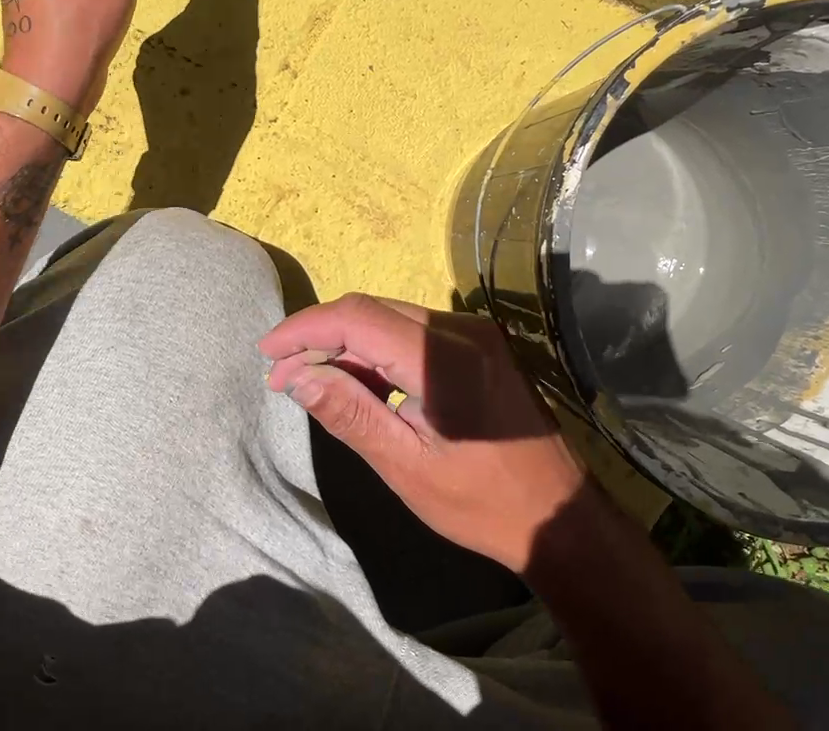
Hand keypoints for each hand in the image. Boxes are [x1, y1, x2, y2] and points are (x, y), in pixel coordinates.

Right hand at [259, 294, 589, 571]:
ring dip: (345, 343)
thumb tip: (295, 376)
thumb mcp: (405, 466)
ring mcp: (475, 333)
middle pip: (370, 311)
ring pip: (389, 317)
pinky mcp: (479, 344)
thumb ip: (348, 413)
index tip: (266, 352)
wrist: (562, 518)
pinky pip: (411, 331)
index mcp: (443, 359)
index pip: (357, 318)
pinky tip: (355, 379)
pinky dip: (376, 349)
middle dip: (319, 336)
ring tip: (310, 379)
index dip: (304, 329)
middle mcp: (461, 330)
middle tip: (282, 374)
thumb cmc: (482, 503)